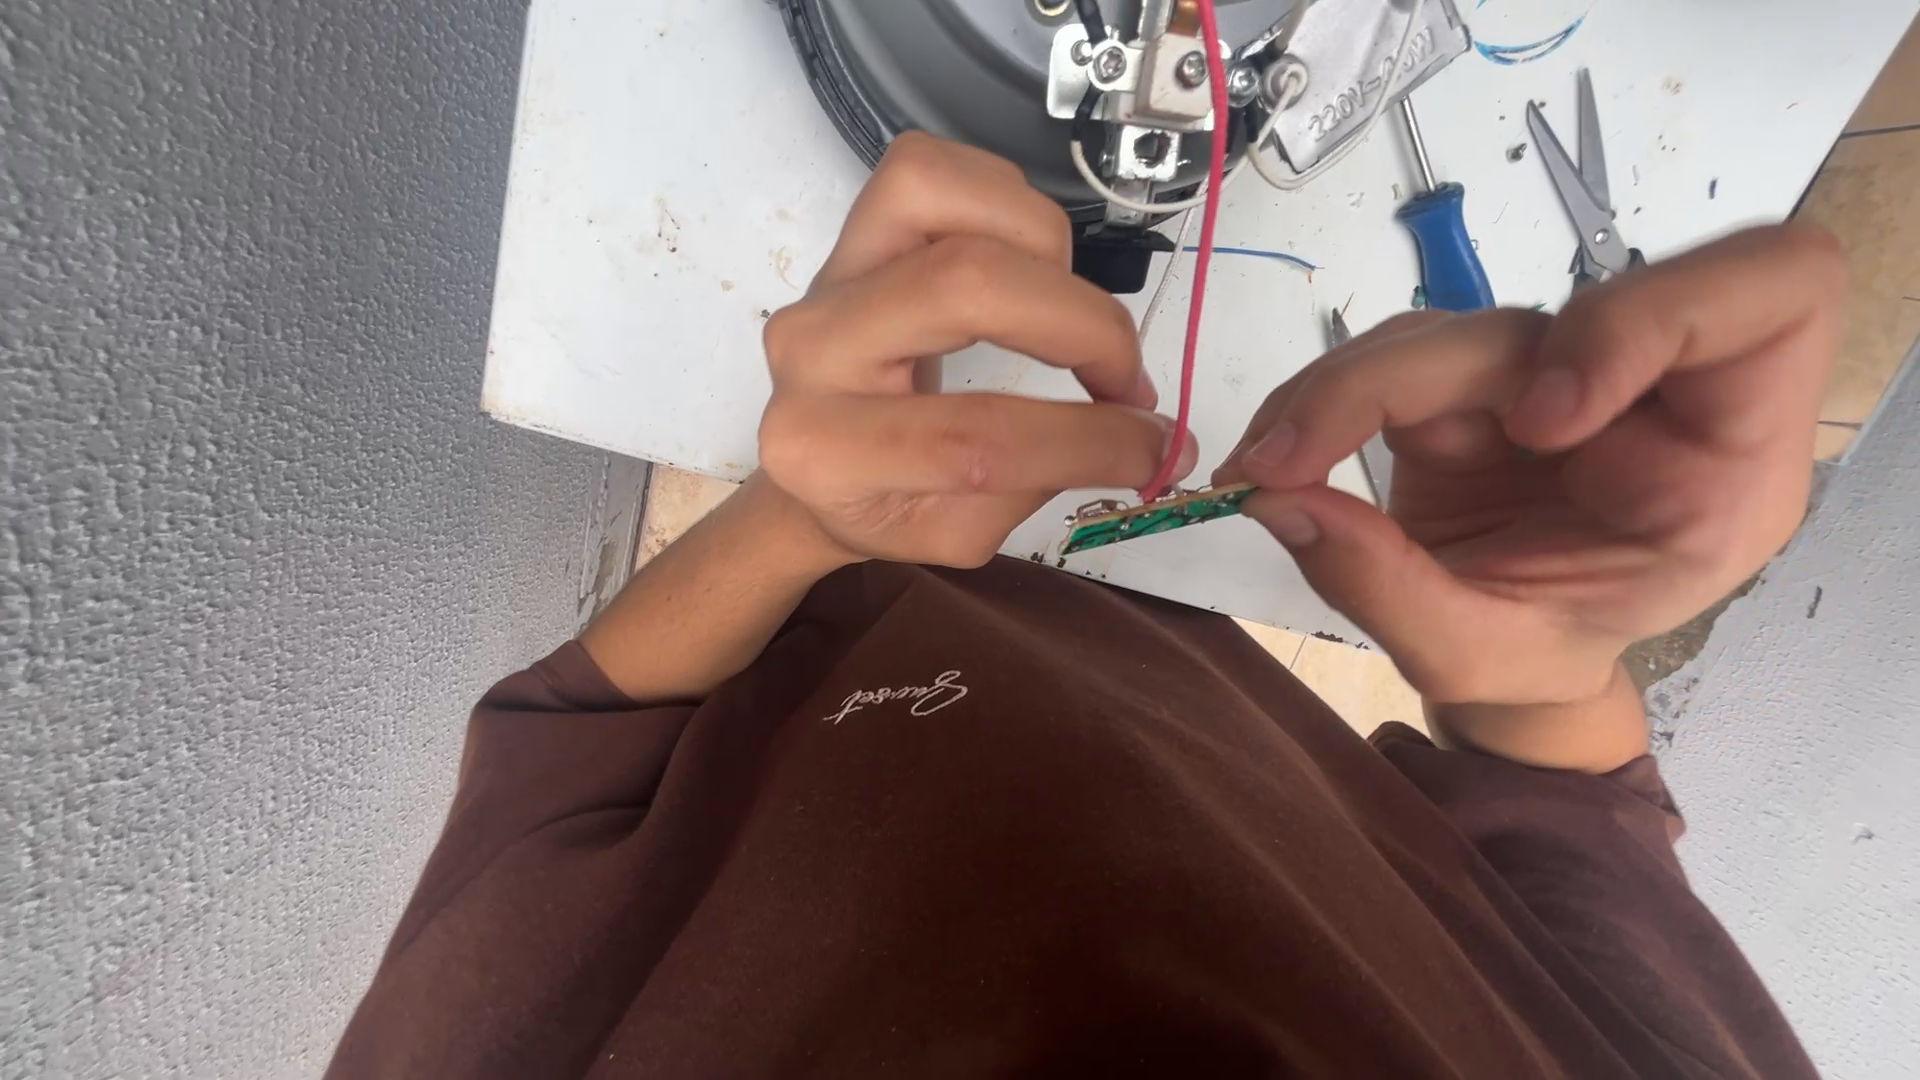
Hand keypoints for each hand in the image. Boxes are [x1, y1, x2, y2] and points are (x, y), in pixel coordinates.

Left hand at [755, 133, 1194, 567]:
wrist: (812, 461)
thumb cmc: (882, 505)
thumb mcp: (956, 533)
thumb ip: (1045, 486)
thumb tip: (1157, 443)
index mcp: (826, 451)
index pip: (977, 438)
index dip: (1092, 442)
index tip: (1158, 450)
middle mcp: (812, 351)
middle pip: (964, 286)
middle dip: (1084, 328)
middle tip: (1125, 379)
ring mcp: (826, 278)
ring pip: (942, 197)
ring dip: (1043, 250)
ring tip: (1062, 315)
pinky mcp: (850, 233)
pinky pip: (929, 169)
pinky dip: (1006, 201)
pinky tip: (1025, 265)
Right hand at [1215, 226, 1846, 711]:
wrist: (1508, 662)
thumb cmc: (1529, 665)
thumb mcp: (1466, 655)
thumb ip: (1379, 584)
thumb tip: (1270, 498)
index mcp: (1710, 464)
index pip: (1762, 298)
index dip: (1639, 326)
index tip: (1533, 422)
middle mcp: (1629, 401)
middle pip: (1515, 327)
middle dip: (1378, 387)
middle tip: (1274, 465)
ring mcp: (1532, 386)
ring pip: (1428, 336)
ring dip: (1326, 395)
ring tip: (1257, 470)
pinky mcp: (1458, 393)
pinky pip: (1379, 363)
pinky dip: (1312, 406)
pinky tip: (1271, 459)